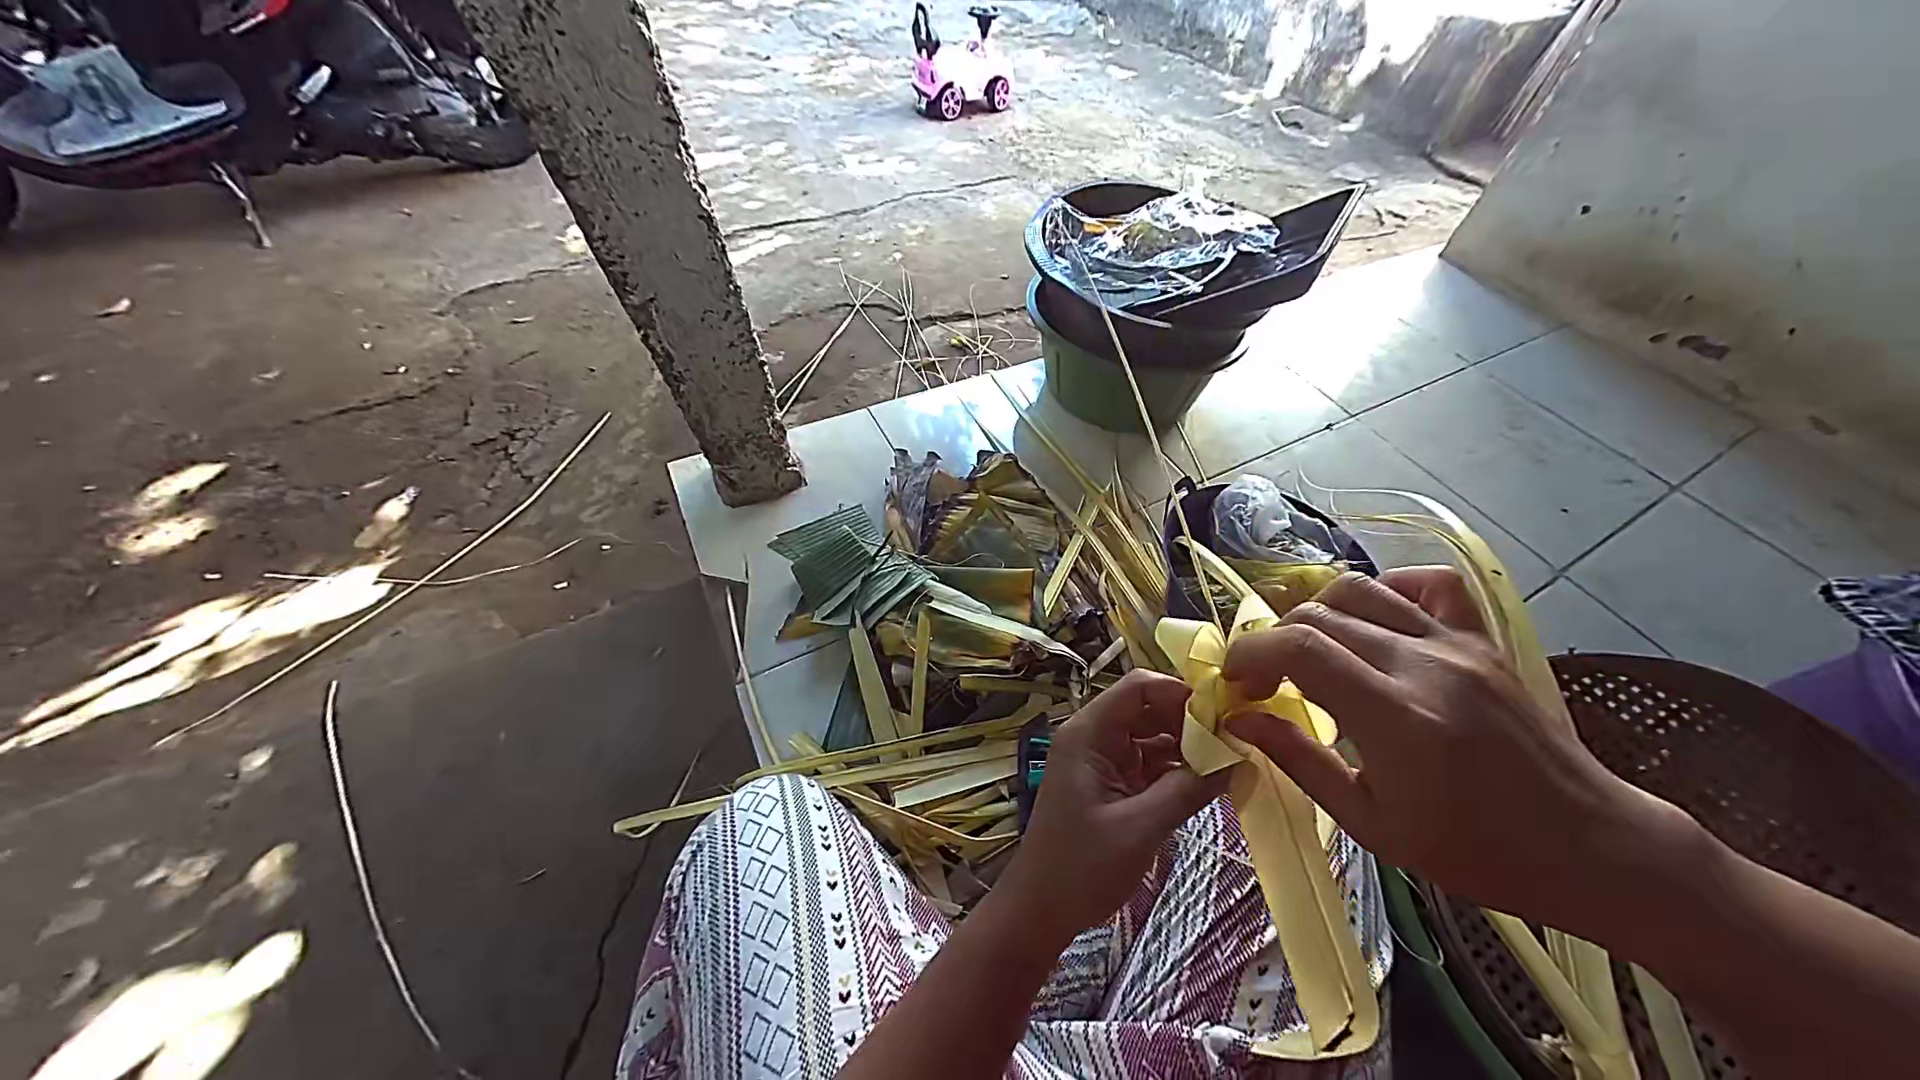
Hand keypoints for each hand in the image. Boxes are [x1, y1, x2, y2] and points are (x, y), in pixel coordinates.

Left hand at [995, 670, 1227, 944]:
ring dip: (1186, 746)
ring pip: (1150, 735)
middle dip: (1189, 721)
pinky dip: (1174, 769)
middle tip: (1235, 742)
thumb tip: (1236, 758)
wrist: (1041, 909)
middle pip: (1147, 708)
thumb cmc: (1081, 867)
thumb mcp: (1140, 828)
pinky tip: (1206, 782)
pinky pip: (1147, 761)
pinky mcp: (1110, 782)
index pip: (1137, 688)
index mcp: (1088, 733)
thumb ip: (1187, 790)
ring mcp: (1100, 759)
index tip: (1225, 714)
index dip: (1181, 693)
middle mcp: (1092, 736)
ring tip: (1229, 762)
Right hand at [1220, 568, 1688, 927]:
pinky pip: (1428, 585)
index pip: (1297, 648)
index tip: (1235, 683)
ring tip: (1307, 651)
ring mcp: (1460, 646)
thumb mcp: (1370, 823)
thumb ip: (1298, 760)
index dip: (1249, 653)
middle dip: (1271, 642)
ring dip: (1314, 614)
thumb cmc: (1474, 851)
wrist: (1593, 849)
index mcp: (1397, 718)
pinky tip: (1372, 621)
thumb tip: (1238, 721)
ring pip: (1361, 590)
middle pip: (1318, 616)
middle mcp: (1426, 666)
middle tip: (1264, 681)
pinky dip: (1386, 589)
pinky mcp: (1483, 641)